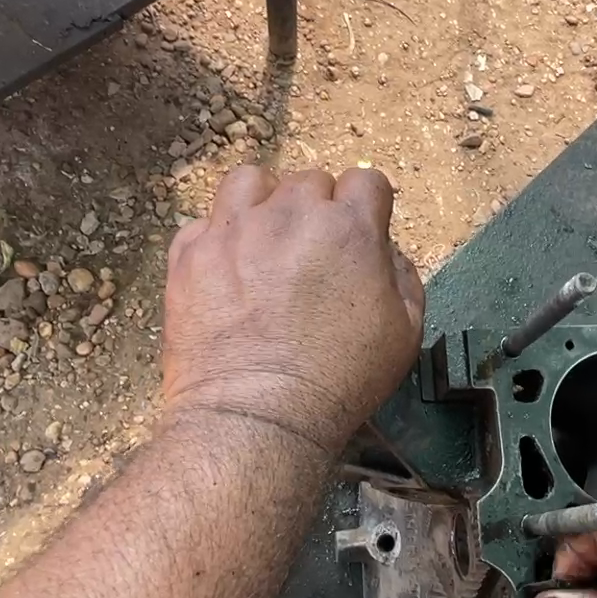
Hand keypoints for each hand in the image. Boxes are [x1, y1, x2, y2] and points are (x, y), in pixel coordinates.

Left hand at [161, 166, 424, 453]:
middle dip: (318, 210)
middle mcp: (291, 215)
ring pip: (251, 181)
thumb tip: (384, 253)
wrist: (257, 417)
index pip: (366, 180)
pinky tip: (229, 268)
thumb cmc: (340, 380)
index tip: (362, 232)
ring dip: (265, 203)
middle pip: (310, 182)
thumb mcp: (406, 333)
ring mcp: (234, 229)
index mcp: (349, 229)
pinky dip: (220, 237)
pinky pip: (207, 221)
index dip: (368, 205)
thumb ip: (403, 276)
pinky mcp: (190, 253)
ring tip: (265, 239)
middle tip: (315, 254)